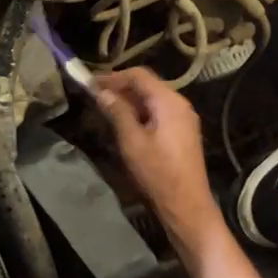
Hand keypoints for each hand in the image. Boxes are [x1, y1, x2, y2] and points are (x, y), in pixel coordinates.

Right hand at [92, 68, 224, 251]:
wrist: (186, 203)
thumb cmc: (157, 172)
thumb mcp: (131, 141)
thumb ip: (118, 113)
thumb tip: (103, 93)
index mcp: (168, 101)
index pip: (139, 75)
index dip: (113, 76)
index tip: (91, 84)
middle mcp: (179, 103)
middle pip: (147, 85)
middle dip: (120, 88)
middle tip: (95, 96)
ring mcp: (184, 117)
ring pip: (152, 99)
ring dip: (129, 101)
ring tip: (106, 109)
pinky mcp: (182, 131)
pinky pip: (159, 112)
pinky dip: (140, 112)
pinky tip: (125, 123)